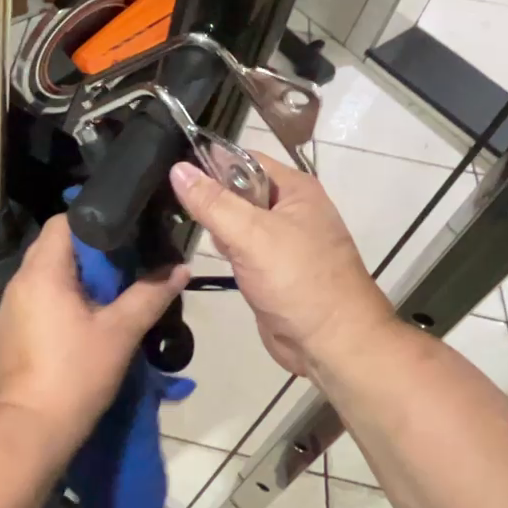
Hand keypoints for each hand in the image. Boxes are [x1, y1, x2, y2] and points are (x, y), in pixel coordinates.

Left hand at [0, 215, 189, 453]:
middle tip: (126, 261)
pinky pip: (39, 295)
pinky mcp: (12, 328)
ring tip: (113, 288)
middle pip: (55, 245)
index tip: (124, 233)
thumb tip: (181, 269)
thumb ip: (150, 295)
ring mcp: (12, 305)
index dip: (94, 221)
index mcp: (42, 271)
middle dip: (91, 250)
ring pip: (47, 272)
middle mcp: (20, 280)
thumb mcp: (120, 332)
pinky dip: (62, 295)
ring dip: (77, 275)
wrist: (32, 428)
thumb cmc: (76, 373)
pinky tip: (88, 315)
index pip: (63, 221)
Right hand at [169, 155, 394, 377]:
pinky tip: (207, 254)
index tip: (174, 174)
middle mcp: (291, 209)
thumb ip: (213, 202)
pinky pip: (243, 248)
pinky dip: (226, 250)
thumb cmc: (299, 281)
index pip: (243, 160)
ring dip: (217, 227)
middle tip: (175, 207)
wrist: (334, 346)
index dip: (210, 163)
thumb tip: (177, 169)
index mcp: (295, 189)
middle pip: (239, 189)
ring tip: (184, 227)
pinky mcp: (273, 269)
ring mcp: (283, 241)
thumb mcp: (252, 235)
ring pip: (238, 220)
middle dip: (211, 198)